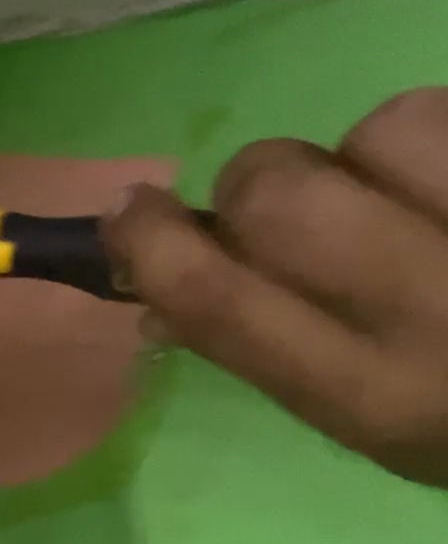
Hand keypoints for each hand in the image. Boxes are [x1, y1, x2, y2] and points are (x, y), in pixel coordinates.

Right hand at [103, 87, 447, 486]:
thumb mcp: (366, 416)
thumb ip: (266, 353)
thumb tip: (154, 294)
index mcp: (369, 391)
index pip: (214, 296)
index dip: (149, 242)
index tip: (127, 210)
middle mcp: (439, 310)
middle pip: (280, 194)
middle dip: (255, 183)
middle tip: (279, 202)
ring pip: (387, 127)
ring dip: (369, 149)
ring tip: (400, 187)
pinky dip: (441, 137)